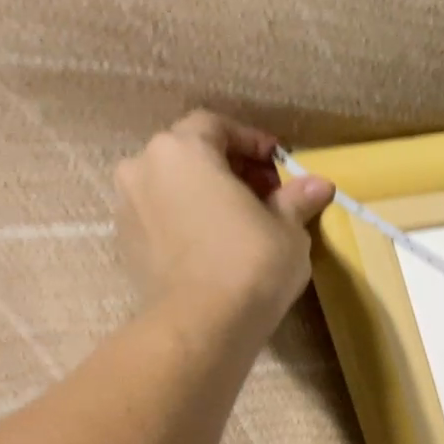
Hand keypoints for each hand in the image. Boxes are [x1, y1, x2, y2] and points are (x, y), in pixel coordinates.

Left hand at [114, 110, 334, 344]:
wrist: (205, 318)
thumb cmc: (253, 260)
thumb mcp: (288, 228)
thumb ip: (296, 199)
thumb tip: (319, 184)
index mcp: (183, 152)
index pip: (213, 125)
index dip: (249, 139)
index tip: (278, 162)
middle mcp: (144, 166)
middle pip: (188, 152)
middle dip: (228, 167)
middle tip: (266, 193)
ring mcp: (127, 202)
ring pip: (171, 184)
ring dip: (205, 193)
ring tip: (240, 220)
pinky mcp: (125, 237)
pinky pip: (160, 214)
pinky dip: (187, 218)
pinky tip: (216, 244)